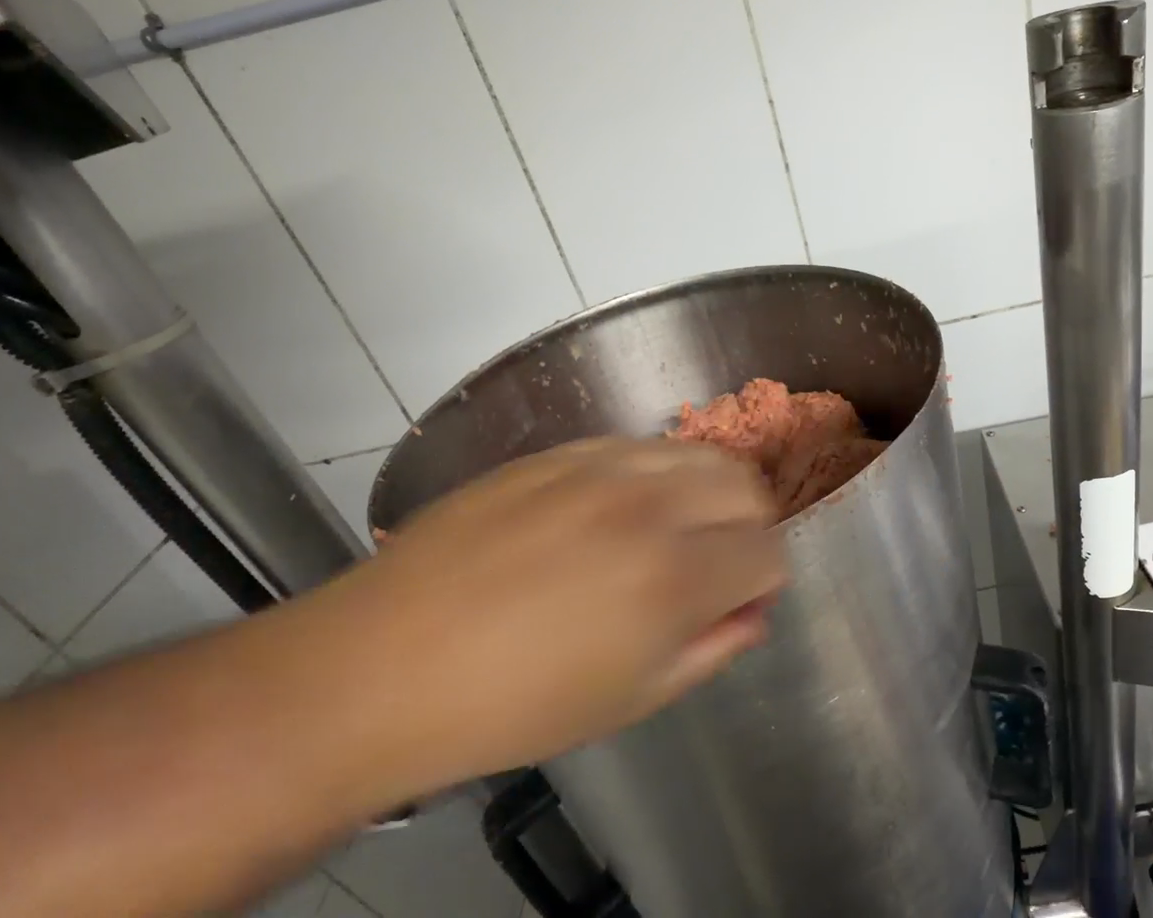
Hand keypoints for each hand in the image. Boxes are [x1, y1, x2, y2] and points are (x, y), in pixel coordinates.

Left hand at [306, 437, 786, 792]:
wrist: (383, 665)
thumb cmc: (512, 705)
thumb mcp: (632, 699)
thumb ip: (712, 649)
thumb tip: (751, 611)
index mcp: (674, 578)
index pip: (769, 553)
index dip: (763, 583)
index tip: (738, 604)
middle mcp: (648, 505)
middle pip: (746, 488)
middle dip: (746, 530)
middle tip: (712, 568)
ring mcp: (598, 468)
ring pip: (697, 455)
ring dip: (705, 495)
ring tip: (667, 536)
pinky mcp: (555, 453)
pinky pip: (636, 448)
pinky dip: (651, 477)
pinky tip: (613, 515)